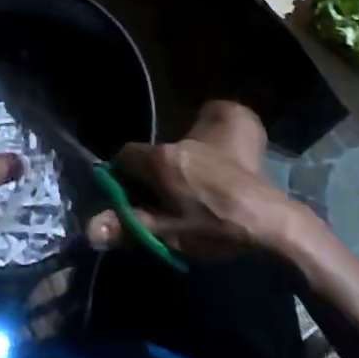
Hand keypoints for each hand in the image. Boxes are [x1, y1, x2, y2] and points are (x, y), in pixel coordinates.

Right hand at [86, 105, 301, 257]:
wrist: (268, 221)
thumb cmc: (214, 228)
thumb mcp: (168, 234)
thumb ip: (128, 227)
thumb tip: (90, 229)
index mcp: (163, 159)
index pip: (128, 155)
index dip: (124, 174)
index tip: (131, 194)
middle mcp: (184, 139)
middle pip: (158, 150)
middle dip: (158, 170)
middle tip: (168, 198)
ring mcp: (214, 130)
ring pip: (189, 135)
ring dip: (188, 154)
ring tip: (198, 185)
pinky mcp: (241, 129)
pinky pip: (219, 122)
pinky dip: (218, 137)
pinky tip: (226, 165)